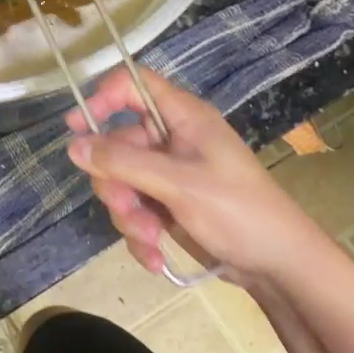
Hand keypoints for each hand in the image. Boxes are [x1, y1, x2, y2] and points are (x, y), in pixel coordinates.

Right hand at [65, 66, 328, 282]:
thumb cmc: (240, 212)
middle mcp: (172, 140)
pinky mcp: (168, 204)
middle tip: (128, 208)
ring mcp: (169, 174)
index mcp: (183, 118)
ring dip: (128, 214)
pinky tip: (154, 256)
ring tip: (150, 239)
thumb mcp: (178, 185)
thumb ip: (123, 162)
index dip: (103, 98)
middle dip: (116, 183)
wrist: (281, 267)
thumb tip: (73, 145)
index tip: (79, 127)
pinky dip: (138, 233)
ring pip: (121, 181)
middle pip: (117, 143)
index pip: (132, 84)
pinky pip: (135, 209)